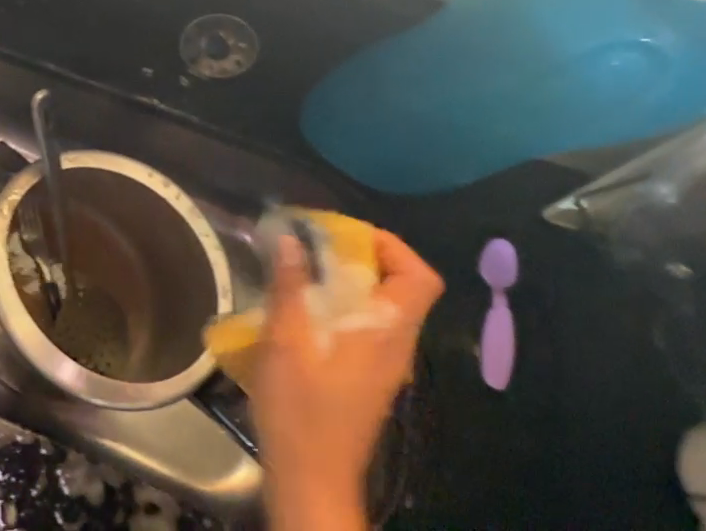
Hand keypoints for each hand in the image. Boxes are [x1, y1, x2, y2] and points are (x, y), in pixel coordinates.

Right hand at [249, 228, 444, 530]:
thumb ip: (289, 288)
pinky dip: (336, 304)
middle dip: (356, 256)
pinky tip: (296, 309)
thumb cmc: (300, 407)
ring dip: (343, 280)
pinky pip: (362, 326)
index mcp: (385, 334)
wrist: (310, 473)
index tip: (342, 231)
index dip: (390, 246)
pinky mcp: (364, 376)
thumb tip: (291, 238)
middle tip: (308, 242)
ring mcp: (382, 364)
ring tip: (295, 268)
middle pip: (398, 288)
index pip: (419, 278)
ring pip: (378, 307)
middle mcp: (395, 346)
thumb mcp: (285, 341)